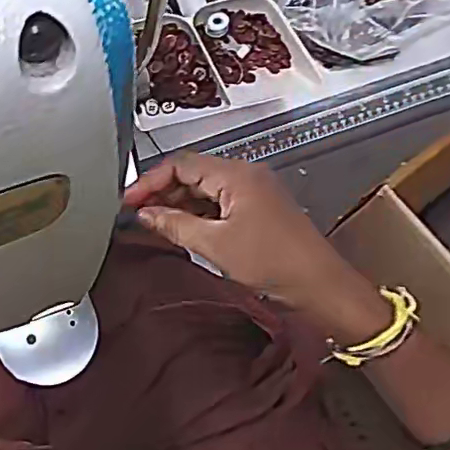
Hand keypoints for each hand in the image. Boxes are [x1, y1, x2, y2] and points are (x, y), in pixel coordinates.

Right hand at [123, 152, 387, 338]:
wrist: (320, 285)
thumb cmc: (278, 263)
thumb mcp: (214, 245)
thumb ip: (174, 224)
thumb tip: (146, 214)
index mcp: (236, 175)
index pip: (180, 164)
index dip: (149, 181)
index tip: (130, 200)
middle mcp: (245, 176)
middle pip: (190, 173)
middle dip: (161, 191)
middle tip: (137, 212)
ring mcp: (252, 192)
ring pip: (202, 188)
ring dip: (177, 204)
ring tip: (155, 224)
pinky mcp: (256, 209)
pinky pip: (217, 203)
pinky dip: (196, 214)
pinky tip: (182, 230)